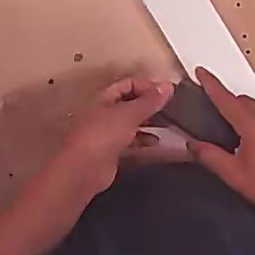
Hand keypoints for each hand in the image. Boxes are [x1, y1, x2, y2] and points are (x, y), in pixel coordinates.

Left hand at [39, 75, 174, 198]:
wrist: (84, 170)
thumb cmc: (103, 135)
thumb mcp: (129, 114)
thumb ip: (149, 101)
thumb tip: (168, 85)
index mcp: (105, 98)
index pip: (128, 83)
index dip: (147, 86)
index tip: (165, 93)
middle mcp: (105, 113)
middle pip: (130, 102)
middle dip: (149, 104)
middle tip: (170, 108)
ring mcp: (107, 132)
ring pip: (131, 122)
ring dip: (148, 121)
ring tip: (167, 124)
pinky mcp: (111, 150)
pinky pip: (130, 139)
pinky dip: (143, 139)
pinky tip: (155, 142)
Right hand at [187, 67, 254, 213]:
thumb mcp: (234, 174)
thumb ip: (210, 156)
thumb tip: (193, 145)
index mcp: (252, 125)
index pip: (226, 98)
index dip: (211, 84)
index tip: (202, 72)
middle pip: (243, 101)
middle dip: (229, 103)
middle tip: (216, 115)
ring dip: (246, 114)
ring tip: (238, 136)